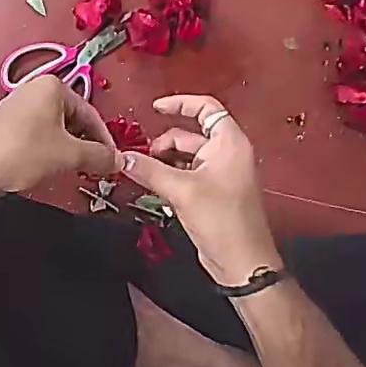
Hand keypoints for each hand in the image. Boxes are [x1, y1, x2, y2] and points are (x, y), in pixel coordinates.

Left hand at [0, 75, 119, 197]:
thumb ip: (99, 156)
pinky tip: (47, 165)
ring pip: (56, 127)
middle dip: (85, 144)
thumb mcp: (68, 155)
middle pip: (74, 118)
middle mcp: (35, 89)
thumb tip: (117, 160)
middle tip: (94, 166)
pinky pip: (39, 132)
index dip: (104, 140)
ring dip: (68, 148)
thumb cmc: (18, 153)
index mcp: (53, 86)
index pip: (91, 113)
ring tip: (71, 168)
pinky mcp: (6, 122)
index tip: (112, 160)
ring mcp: (19, 104)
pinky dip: (49, 148)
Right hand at [118, 95, 278, 286]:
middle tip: (141, 158)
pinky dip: (170, 176)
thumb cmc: (222, 220)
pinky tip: (154, 187)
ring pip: (186, 156)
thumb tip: (123, 157)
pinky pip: (187, 174)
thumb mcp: (182, 191)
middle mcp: (227, 153)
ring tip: (143, 173)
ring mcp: (221, 173)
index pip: (206, 108)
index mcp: (229, 142)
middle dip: (164, 143)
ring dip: (164, 162)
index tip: (155, 108)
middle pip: (190, 134)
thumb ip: (149, 170)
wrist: (242, 263)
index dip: (180, 104)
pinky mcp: (213, 192)